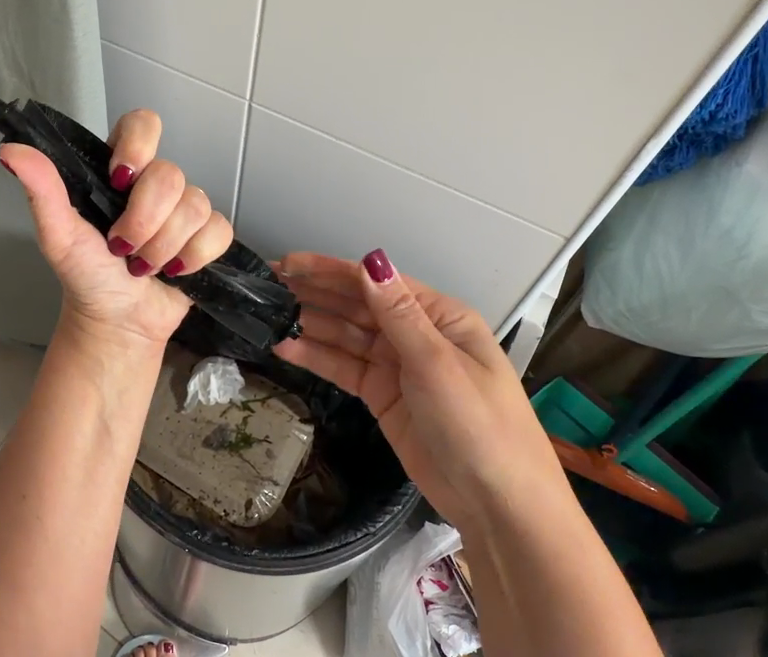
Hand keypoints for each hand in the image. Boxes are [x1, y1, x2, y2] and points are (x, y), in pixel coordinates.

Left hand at [0, 109, 232, 348]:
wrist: (117, 323)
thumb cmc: (85, 276)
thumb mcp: (58, 234)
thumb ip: (41, 189)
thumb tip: (10, 151)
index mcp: (119, 171)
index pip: (142, 124)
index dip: (139, 144)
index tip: (120, 177)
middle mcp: (154, 183)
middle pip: (171, 175)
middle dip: (144, 221)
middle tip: (121, 248)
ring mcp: (184, 209)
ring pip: (196, 205)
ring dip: (164, 247)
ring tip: (142, 267)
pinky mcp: (207, 237)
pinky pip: (218, 231)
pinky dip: (195, 257)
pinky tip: (175, 271)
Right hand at [271, 251, 567, 532]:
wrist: (500, 506)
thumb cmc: (480, 426)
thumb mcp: (438, 364)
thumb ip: (397, 313)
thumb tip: (371, 260)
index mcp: (439, 317)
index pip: (376, 283)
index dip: (331, 271)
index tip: (288, 263)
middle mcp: (417, 335)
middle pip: (357, 306)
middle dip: (314, 293)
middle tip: (267, 285)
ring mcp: (398, 367)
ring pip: (346, 336)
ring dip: (310, 324)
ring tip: (268, 316)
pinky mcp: (383, 397)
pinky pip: (345, 368)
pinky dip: (316, 357)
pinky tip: (286, 348)